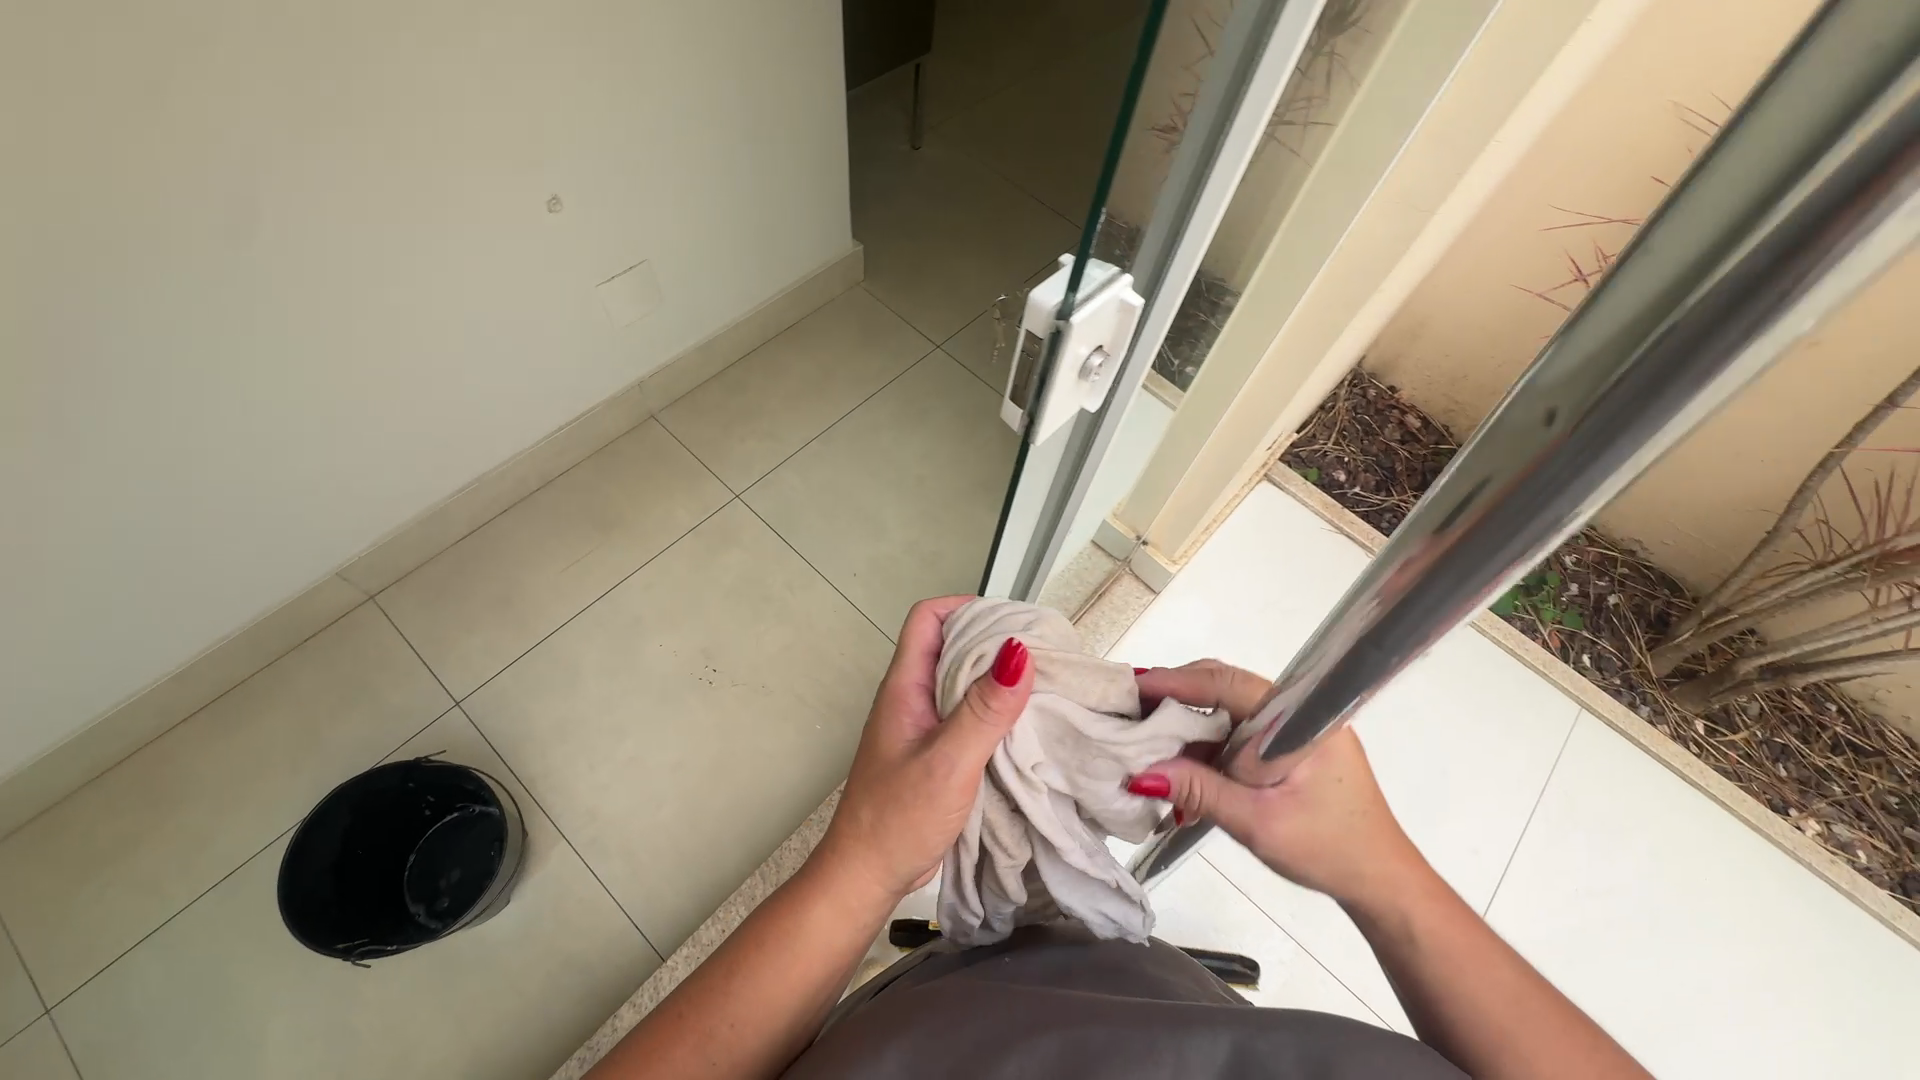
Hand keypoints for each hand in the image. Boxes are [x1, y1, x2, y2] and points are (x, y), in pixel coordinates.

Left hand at [814, 596, 1032, 900]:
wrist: (867, 876)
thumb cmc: (898, 818)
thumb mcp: (948, 761)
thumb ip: (984, 710)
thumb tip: (1020, 652)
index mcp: (905, 687)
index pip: (928, 618)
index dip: (966, 608)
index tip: (1012, 621)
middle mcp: (912, 698)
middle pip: (950, 645)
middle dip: (993, 640)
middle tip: (1041, 651)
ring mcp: (922, 726)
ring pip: (961, 682)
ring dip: (997, 679)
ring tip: (1042, 683)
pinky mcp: (934, 753)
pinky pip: (967, 716)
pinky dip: (995, 712)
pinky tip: (1024, 725)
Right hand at [1128, 660, 1426, 907]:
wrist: (1382, 883)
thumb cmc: (1327, 850)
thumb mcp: (1257, 823)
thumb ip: (1200, 792)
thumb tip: (1140, 774)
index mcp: (1302, 718)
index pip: (1230, 684)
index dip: (1179, 682)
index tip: (1136, 685)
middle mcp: (1299, 711)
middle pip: (1226, 687)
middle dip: (1176, 695)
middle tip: (1130, 707)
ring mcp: (1295, 728)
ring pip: (1229, 709)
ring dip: (1188, 721)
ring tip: (1144, 733)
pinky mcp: (1289, 748)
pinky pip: (1239, 731)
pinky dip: (1207, 742)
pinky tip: (1179, 761)